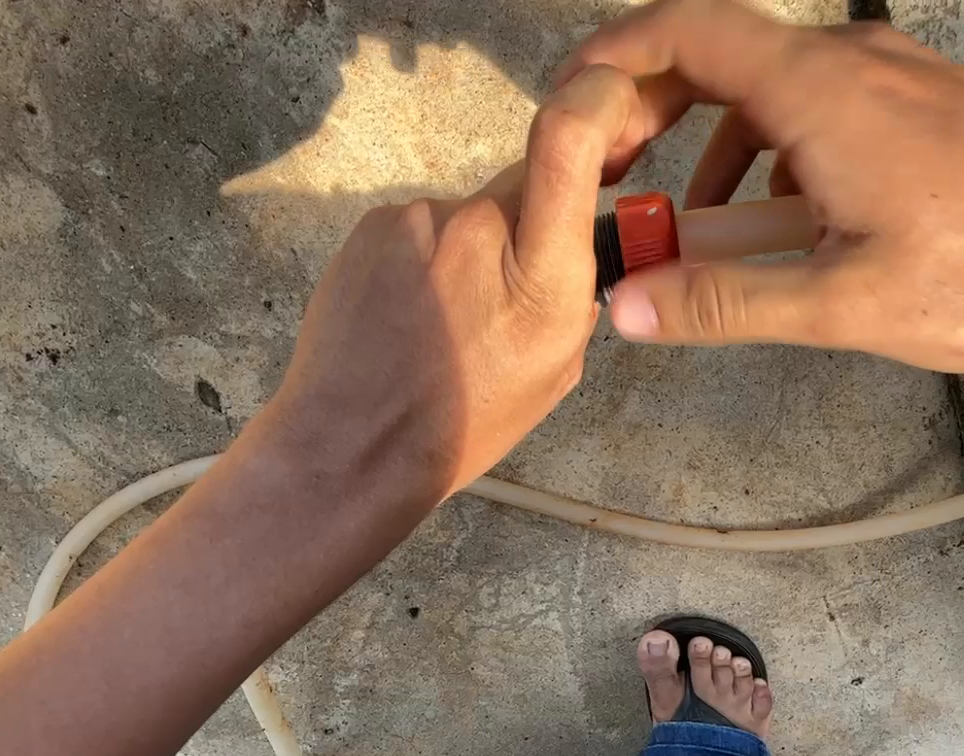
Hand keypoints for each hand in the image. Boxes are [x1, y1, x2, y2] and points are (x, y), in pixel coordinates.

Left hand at [259, 64, 643, 496]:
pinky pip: (423, 226)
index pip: (567, 143)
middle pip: (525, 182)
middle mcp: (476, 229)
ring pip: (470, 212)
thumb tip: (573, 259)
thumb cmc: (460, 427)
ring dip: (472, 249)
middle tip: (506, 289)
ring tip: (446, 317)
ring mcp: (415, 220)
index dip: (596, 103)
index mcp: (539, 280)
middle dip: (531, 223)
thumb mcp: (553, 376)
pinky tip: (412, 310)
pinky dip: (428, 258)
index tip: (610, 105)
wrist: (352, 444)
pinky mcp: (372, 224)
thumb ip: (574, 301)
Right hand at [559, 0, 963, 376]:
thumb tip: (624, 309)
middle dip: (652, 109)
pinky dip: (771, 163)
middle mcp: (856, 65)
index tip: (568, 103)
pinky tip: (781, 226)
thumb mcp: (841, 302)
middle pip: (721, 55)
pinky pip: (819, 118)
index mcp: (824, 92)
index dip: (614, 58)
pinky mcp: (921, 116)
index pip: (689, 32)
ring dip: (714, 149)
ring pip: (770, 93)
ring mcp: (896, 84)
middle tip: (617, 177)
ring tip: (697, 231)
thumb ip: (724, 303)